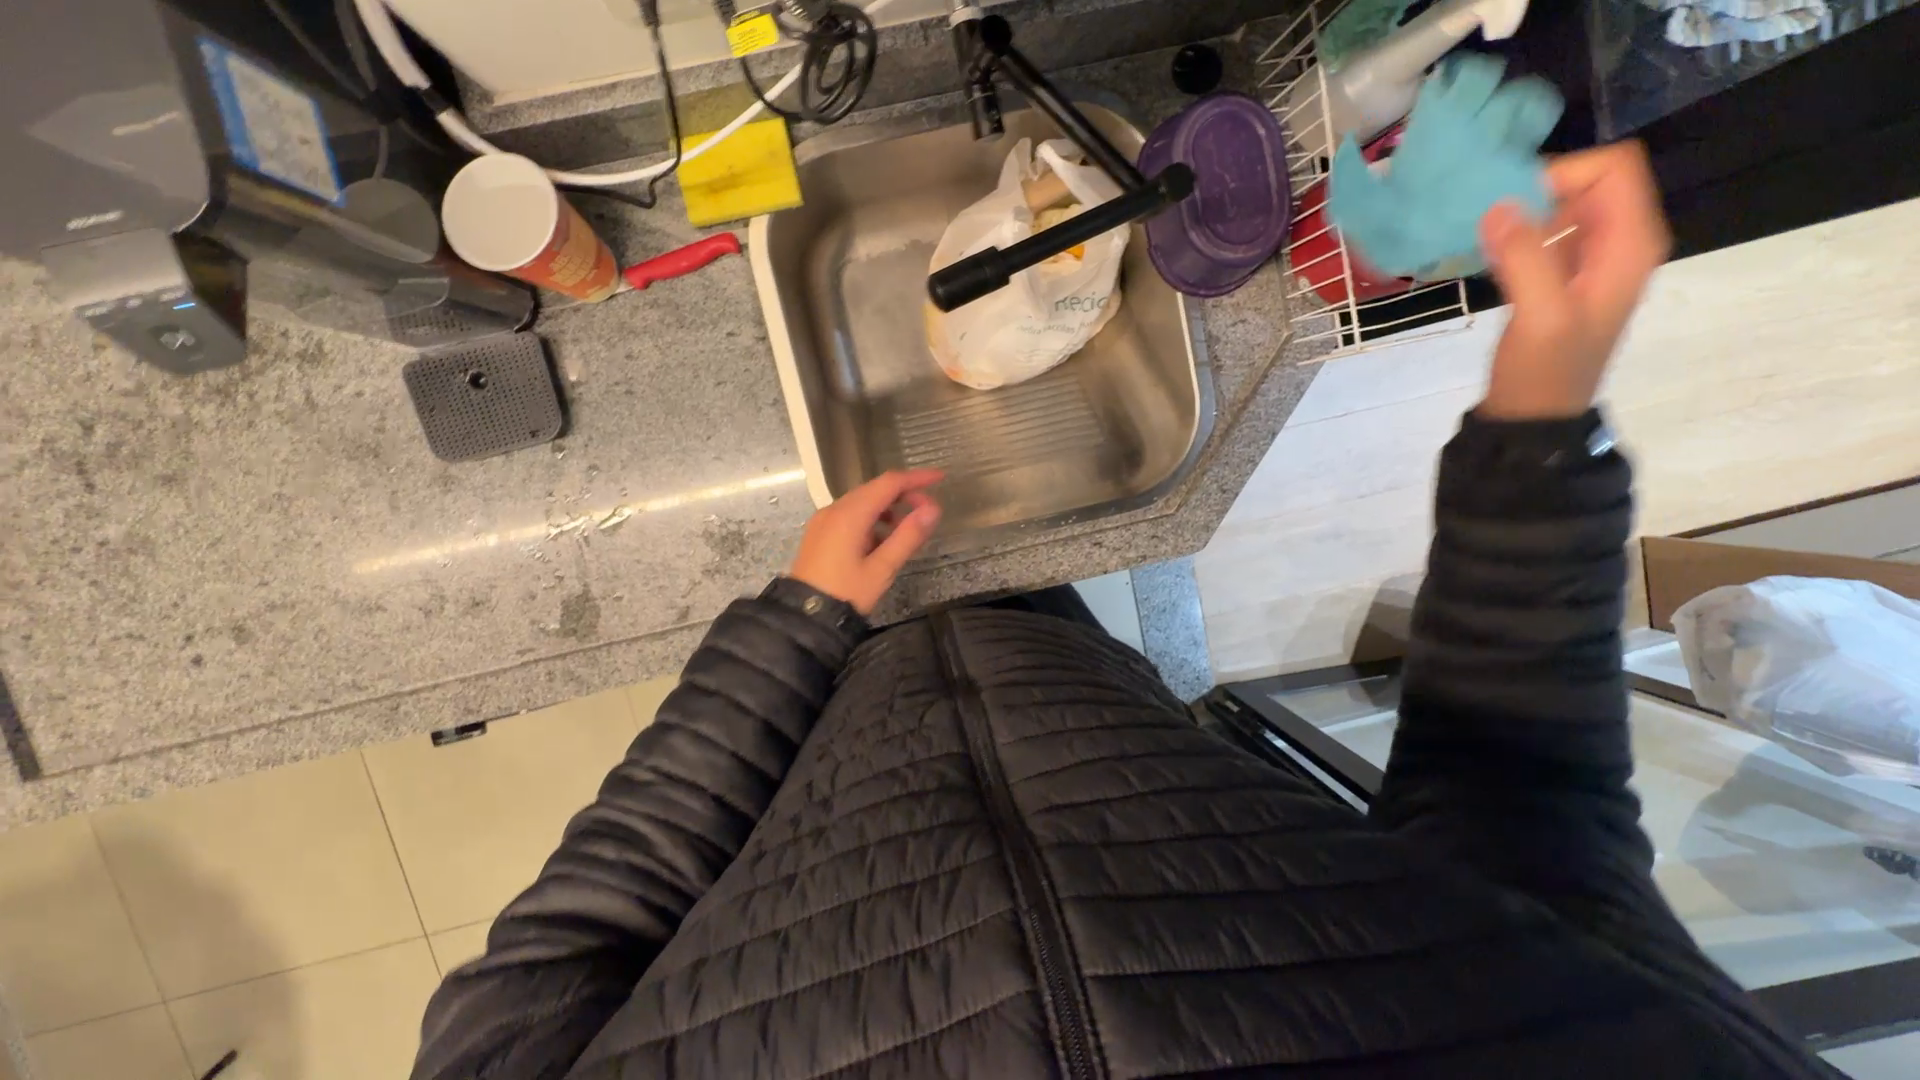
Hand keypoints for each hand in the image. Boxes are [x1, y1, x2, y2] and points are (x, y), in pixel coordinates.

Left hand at [789, 470, 943, 614]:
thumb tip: (933, 509)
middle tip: (928, 512)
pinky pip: (850, 515)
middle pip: (874, 489)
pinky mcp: (819, 533)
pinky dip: (871, 518)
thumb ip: (908, 536)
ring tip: (907, 529)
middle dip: (904, 494)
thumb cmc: (846, 594)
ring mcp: (824, 520)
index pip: (888, 483)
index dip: (916, 478)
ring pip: (862, 502)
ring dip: (888, 507)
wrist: (805, 617)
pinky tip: (882, 540)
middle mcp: (834, 510)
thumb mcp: (882, 568)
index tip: (939, 478)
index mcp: (850, 515)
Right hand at [1477, 141, 1671, 419]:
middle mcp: (1620, 242)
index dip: (1562, 175)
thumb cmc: (1544, 371)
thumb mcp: (1540, 316)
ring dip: (1523, 211)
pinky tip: (1487, 252)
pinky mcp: (1562, 275)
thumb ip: (1524, 257)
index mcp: (1631, 244)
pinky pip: (1546, 232)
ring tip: (1482, 234)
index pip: (1612, 168)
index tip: (1510, 206)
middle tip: (1488, 219)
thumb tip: (1496, 205)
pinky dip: (1517, 233)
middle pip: (1589, 180)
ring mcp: (1591, 259)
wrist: (1533, 418)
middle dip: (1538, 189)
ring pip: (1564, 204)